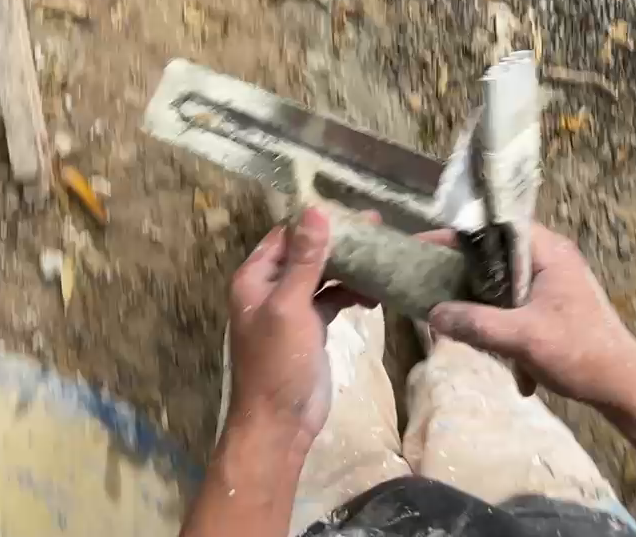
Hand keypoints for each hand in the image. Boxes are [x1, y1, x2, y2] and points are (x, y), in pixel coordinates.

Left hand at [222, 207, 364, 461]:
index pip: (286, 234)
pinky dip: (350, 293)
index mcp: (255, 276)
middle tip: (376, 229)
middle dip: (339, 242)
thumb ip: (304, 259)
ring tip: (380, 259)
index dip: (316, 221)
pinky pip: (331, 298)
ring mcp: (291, 307)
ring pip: (322, 274)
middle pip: (307, 251)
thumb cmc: (277, 362)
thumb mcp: (290, 306)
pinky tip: (372, 295)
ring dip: (348, 268)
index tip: (351, 211)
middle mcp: (270, 286)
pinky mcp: (310, 326)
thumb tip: (315, 210)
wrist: (280, 425)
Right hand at [428, 224, 635, 409]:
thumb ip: (476, 324)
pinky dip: (499, 308)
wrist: (626, 387)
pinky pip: (516, 292)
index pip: (492, 227)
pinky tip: (489, 336)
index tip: (423, 244)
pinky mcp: (556, 298)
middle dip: (464, 264)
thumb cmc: (579, 353)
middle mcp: (551, 254)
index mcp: (546, 249)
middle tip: (430, 275)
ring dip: (481, 291)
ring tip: (451, 304)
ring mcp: (555, 276)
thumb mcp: (522, 339)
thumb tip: (433, 314)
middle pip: (495, 248)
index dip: (456, 233)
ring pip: (504, 272)